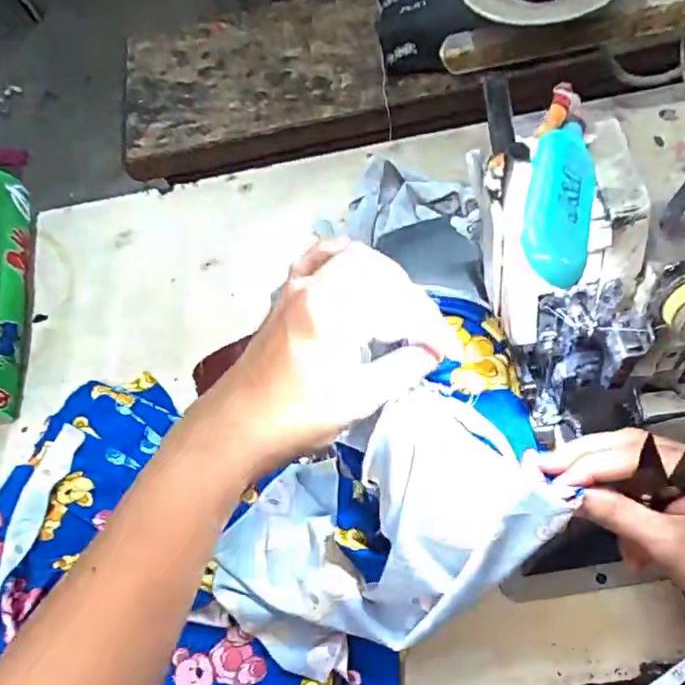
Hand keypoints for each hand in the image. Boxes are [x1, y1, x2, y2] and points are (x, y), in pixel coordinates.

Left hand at [188, 238, 459, 474]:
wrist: (239, 425)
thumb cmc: (297, 418)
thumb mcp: (359, 399)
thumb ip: (402, 369)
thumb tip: (429, 353)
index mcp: (334, 310)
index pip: (398, 304)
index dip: (430, 327)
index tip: (446, 351)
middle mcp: (315, 287)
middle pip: (380, 273)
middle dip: (412, 301)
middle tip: (427, 334)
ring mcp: (296, 287)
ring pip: (353, 259)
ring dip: (386, 279)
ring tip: (401, 309)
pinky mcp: (286, 296)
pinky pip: (320, 258)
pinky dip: (348, 263)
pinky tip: (357, 279)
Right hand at [535, 429, 684, 648]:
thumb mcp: (667, 546)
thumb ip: (618, 515)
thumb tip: (571, 496)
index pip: (635, 453)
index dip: (589, 465)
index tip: (553, 479)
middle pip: (634, 449)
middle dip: (589, 461)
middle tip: (546, 467)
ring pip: (638, 471)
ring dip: (610, 494)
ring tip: (579, 508)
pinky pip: (651, 494)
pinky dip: (631, 514)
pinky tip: (629, 548)